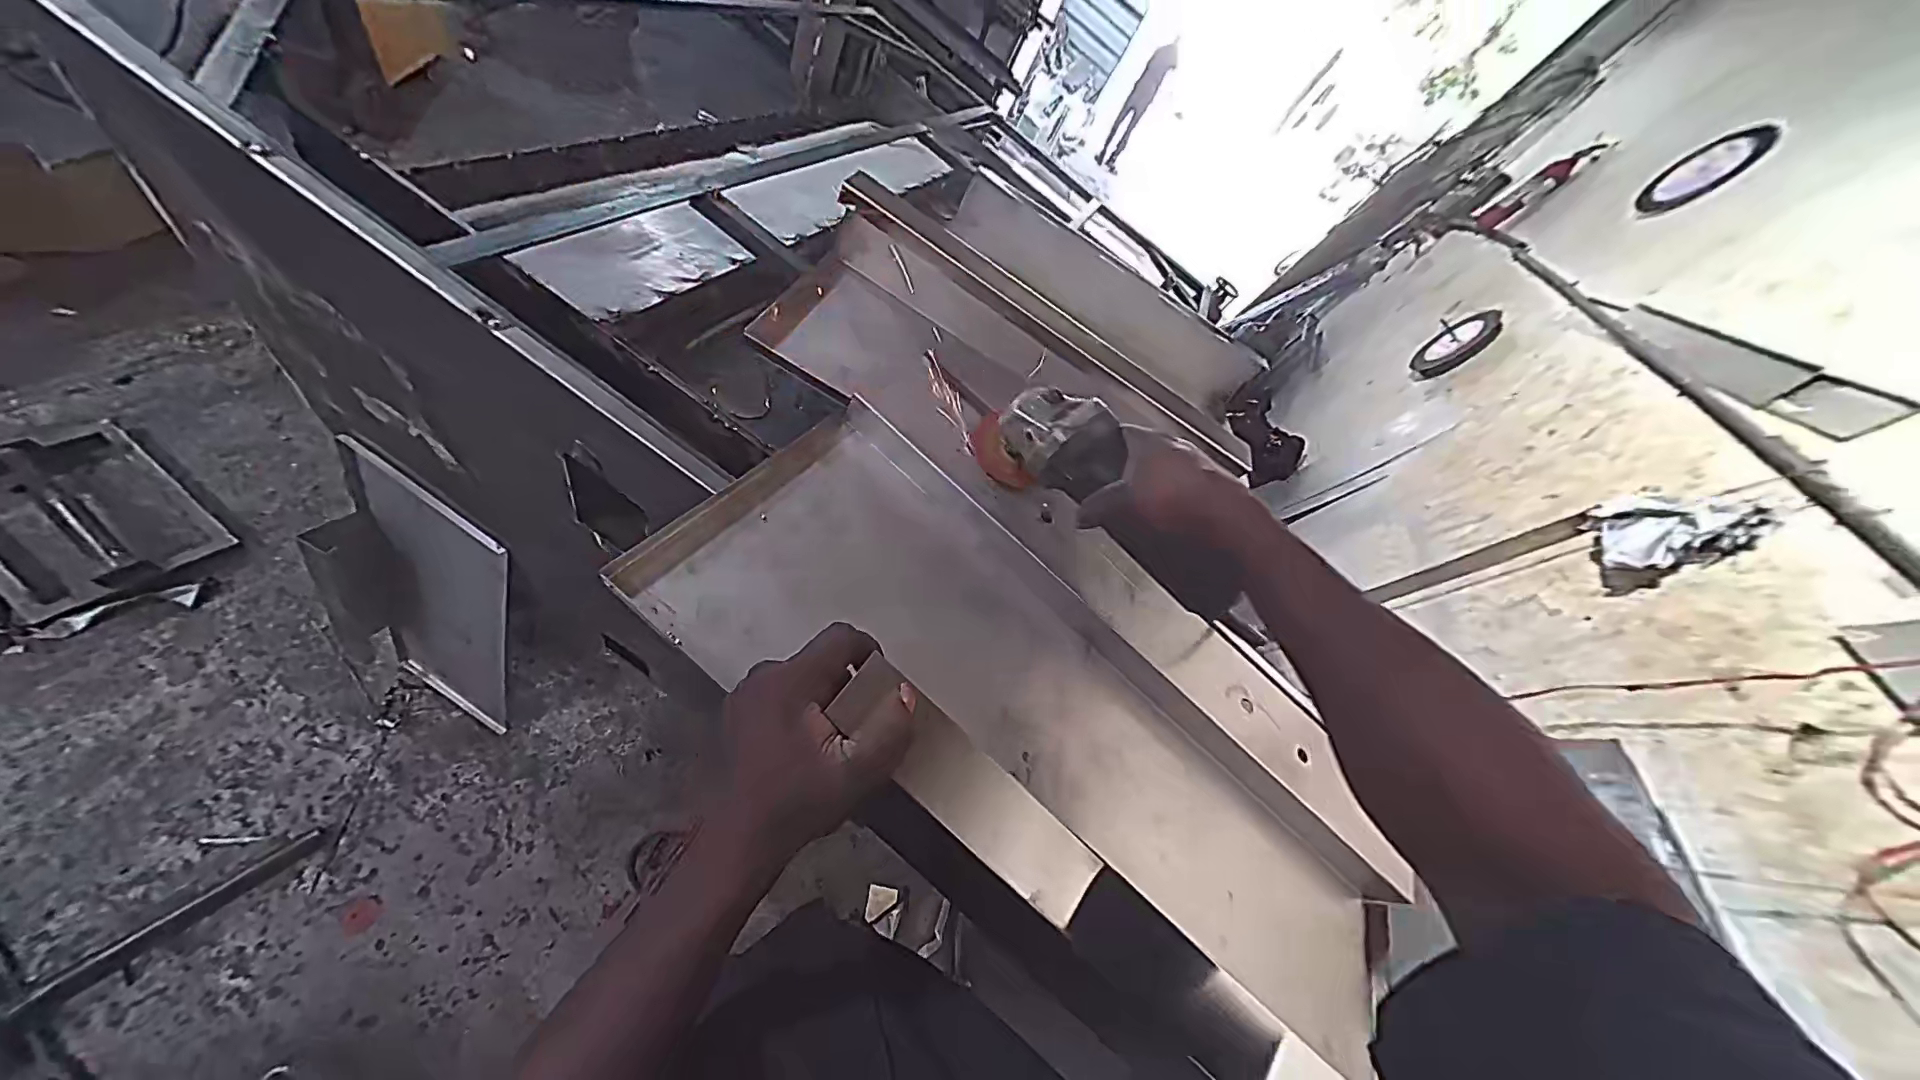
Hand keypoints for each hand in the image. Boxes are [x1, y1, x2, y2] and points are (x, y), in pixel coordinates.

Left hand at [706, 623, 917, 862]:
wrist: (736, 843)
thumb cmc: (793, 806)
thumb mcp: (857, 773)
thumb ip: (890, 730)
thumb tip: (904, 694)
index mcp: (789, 681)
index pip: (840, 637)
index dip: (869, 651)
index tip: (881, 681)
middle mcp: (762, 678)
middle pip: (821, 661)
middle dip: (847, 686)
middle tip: (859, 725)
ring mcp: (743, 697)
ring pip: (801, 679)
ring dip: (824, 701)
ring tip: (833, 743)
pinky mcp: (734, 717)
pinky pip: (780, 697)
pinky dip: (799, 713)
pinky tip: (804, 753)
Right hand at [1077, 425, 1266, 547]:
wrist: (1225, 523)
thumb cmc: (1175, 501)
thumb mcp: (1122, 504)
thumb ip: (1098, 506)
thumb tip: (1083, 513)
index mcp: (1152, 441)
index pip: (1121, 433)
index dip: (1105, 444)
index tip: (1094, 456)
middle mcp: (1178, 446)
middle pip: (1145, 453)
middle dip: (1130, 471)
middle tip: (1116, 489)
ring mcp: (1201, 465)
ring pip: (1169, 471)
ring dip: (1156, 486)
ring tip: (1143, 509)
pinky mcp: (1217, 487)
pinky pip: (1188, 490)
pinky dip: (1177, 501)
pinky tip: (1171, 519)